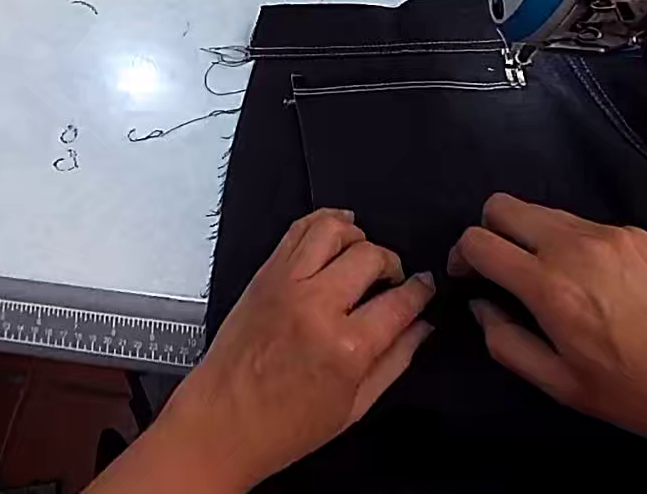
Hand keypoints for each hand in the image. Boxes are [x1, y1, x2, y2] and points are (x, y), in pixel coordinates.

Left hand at [119, 208, 435, 491]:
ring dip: (359, 238)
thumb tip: (423, 324)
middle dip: (392, 265)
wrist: (221, 424)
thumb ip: (397, 360)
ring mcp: (289, 282)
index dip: (421, 290)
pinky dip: (326, 220)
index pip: (400, 301)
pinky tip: (339, 231)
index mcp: (345, 348)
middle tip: (391, 280)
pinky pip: (301, 226)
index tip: (425, 285)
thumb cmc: (284, 426)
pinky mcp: (268, 270)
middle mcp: (317, 306)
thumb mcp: (354, 407)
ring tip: (361, 258)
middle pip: (372, 256)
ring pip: (337, 229)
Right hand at [452, 195, 646, 493]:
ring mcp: (606, 231)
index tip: (465, 275)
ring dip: (527, 235)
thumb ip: (506, 342)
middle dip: (487, 230)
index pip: (480, 240)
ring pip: (540, 209)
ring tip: (548, 278)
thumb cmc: (638, 396)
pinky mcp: (632, 229)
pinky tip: (593, 280)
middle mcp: (572, 245)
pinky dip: (566, 241)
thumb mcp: (562, 387)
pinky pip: (579, 222)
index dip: (461, 254)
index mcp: (550, 287)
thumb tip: (479, 305)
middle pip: (502, 204)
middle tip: (498, 268)